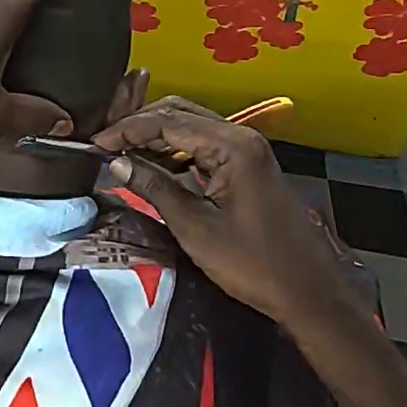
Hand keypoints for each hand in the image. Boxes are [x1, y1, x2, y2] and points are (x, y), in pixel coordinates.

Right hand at [94, 107, 355, 325]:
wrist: (310, 294)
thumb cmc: (253, 264)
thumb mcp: (195, 227)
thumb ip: (154, 188)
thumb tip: (116, 163)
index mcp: (232, 145)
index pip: (167, 121)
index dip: (127, 130)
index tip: (96, 144)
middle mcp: (240, 135)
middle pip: (178, 113)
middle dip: (138, 125)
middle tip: (105, 144)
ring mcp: (246, 148)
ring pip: (189, 125)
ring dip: (154, 135)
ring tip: (120, 152)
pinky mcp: (246, 163)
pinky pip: (202, 143)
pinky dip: (173, 148)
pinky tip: (151, 162)